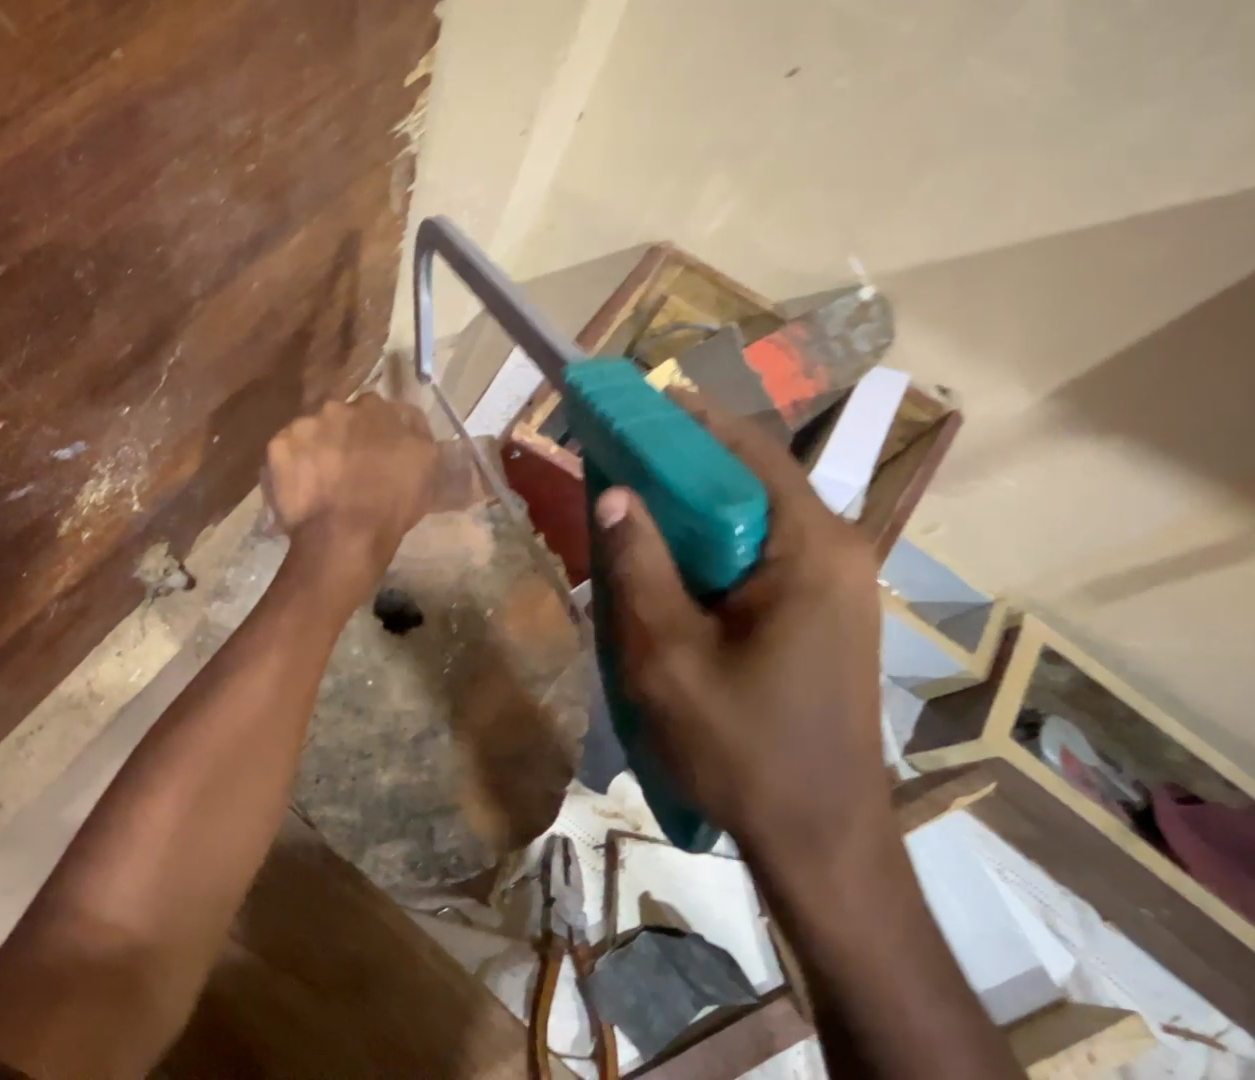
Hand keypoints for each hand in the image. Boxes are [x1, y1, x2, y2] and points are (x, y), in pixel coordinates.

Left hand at [261, 395, 439, 592]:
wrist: (345, 536)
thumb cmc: (392, 502)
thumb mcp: (426, 463)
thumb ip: (415, 431)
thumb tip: (404, 418)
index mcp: (373, 407)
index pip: (373, 409)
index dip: (373, 431)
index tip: (373, 452)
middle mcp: (335, 407)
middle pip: (337, 418)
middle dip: (341, 436)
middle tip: (345, 467)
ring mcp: (302, 426)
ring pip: (308, 432)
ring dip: (314, 449)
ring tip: (319, 481)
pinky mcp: (276, 448)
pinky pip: (284, 452)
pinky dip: (290, 466)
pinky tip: (300, 487)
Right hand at [596, 390, 887, 867]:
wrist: (819, 836)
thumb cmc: (741, 746)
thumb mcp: (669, 655)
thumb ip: (639, 565)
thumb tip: (614, 491)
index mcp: (809, 548)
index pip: (745, 449)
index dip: (681, 420)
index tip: (623, 406)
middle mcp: (835, 551)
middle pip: (750, 479)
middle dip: (678, 465)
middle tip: (608, 463)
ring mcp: (835, 585)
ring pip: (751, 519)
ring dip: (689, 511)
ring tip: (625, 513)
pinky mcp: (822, 615)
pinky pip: (759, 557)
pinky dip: (708, 549)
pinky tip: (663, 573)